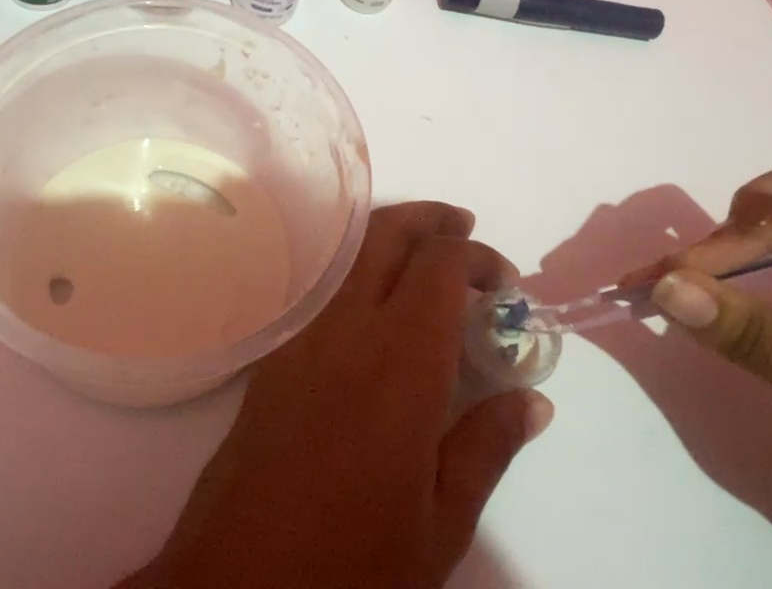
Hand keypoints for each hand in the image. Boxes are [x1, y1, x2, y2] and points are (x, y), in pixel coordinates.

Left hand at [120, 202, 554, 588]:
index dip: (477, 257)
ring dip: (388, 235)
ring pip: (345, 252)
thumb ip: (487, 448)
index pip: (439, 266)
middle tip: (464, 230)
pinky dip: (352, 267)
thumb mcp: (441, 522)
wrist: (239, 583)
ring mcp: (300, 338)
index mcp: (400, 364)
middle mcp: (345, 331)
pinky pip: (318, 285)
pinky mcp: (271, 357)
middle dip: (430, 220)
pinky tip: (371, 300)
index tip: (505, 283)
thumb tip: (532, 400)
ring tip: (424, 252)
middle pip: (385, 234)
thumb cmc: (353, 560)